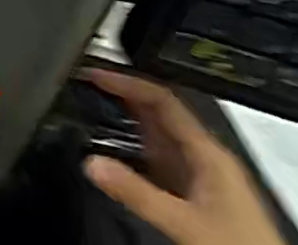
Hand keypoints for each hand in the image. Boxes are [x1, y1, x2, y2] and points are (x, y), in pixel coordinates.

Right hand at [80, 70, 285, 244]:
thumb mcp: (185, 223)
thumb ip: (138, 193)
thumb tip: (92, 164)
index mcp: (207, 151)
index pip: (162, 99)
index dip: (128, 82)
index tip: (97, 73)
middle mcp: (205, 157)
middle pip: (160, 112)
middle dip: (125, 95)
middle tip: (89, 84)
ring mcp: (202, 177)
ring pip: (160, 136)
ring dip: (129, 120)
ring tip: (95, 106)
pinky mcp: (198, 198)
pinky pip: (161, 160)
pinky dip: (136, 148)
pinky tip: (118, 152)